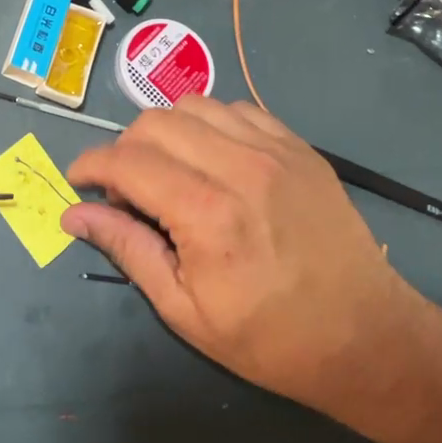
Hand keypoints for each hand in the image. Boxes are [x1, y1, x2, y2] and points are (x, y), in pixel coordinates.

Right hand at [60, 96, 424, 408]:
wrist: (367, 337)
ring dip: (166, 132)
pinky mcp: (298, 146)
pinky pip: (235, 108)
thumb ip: (127, 249)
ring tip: (171, 171)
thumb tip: (74, 214)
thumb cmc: (269, 337)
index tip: (80, 181)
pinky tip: (213, 160)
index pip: (126, 161)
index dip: (90, 165)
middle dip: (124, 149)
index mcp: (206, 213)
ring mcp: (274, 149)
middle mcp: (238, 166)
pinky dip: (209, 125)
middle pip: (153, 123)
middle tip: (129, 190)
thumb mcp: (185, 309)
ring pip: (192, 105)